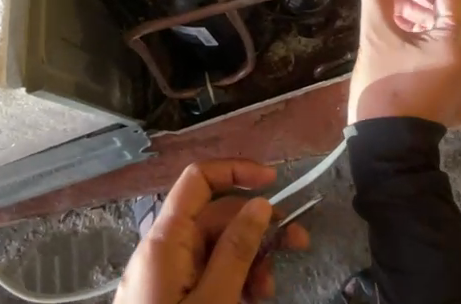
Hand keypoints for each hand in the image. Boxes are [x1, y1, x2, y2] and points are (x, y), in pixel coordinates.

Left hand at [114, 160, 309, 302]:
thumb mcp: (215, 302)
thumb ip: (237, 250)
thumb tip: (258, 203)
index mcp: (165, 241)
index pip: (199, 180)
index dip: (237, 170)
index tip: (275, 182)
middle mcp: (161, 251)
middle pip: (215, 216)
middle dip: (257, 227)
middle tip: (298, 245)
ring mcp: (163, 278)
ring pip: (215, 248)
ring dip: (250, 259)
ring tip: (269, 289)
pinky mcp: (168, 301)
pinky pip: (206, 274)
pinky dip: (233, 281)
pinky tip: (252, 298)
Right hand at [348, 0, 460, 124]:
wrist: (388, 148)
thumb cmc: (386, 89)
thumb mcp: (377, 38)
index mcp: (459, 38)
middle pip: (446, 7)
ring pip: (441, 26)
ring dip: (416, 10)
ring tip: (385, 0)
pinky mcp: (449, 79)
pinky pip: (439, 44)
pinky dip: (419, 31)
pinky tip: (393, 23)